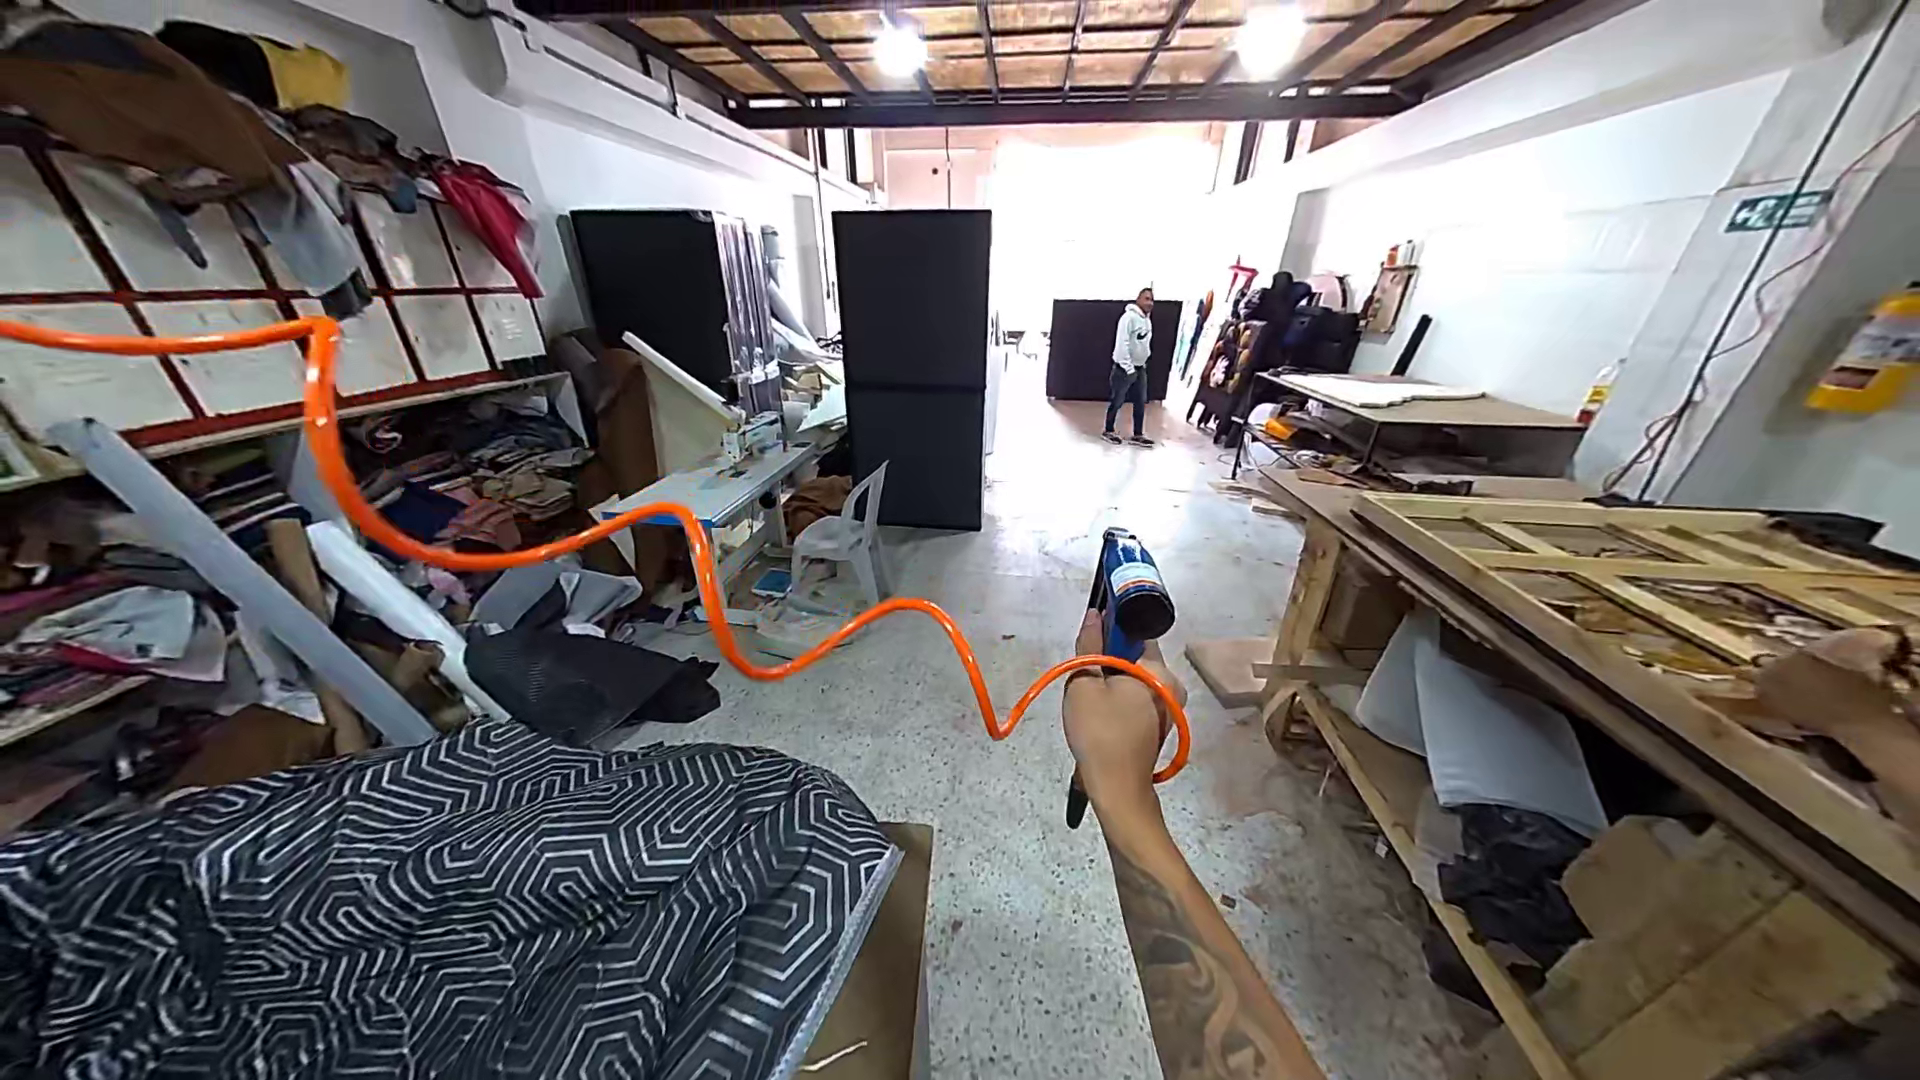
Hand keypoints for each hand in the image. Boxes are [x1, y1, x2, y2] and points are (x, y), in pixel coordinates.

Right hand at [1063, 609, 1187, 808]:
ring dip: (1113, 679)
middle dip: (1109, 659)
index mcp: (1159, 670)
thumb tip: (1094, 614)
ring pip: (1136, 677)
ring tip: (1090, 697)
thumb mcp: (1084, 683)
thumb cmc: (1099, 732)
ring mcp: (1170, 706)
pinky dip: (1121, 697)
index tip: (1090, 637)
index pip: (1136, 632)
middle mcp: (1173, 684)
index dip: (1111, 628)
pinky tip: (1102, 713)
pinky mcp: (1162, 723)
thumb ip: (1089, 644)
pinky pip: (1139, 696)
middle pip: (1136, 655)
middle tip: (1085, 675)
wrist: (1117, 789)